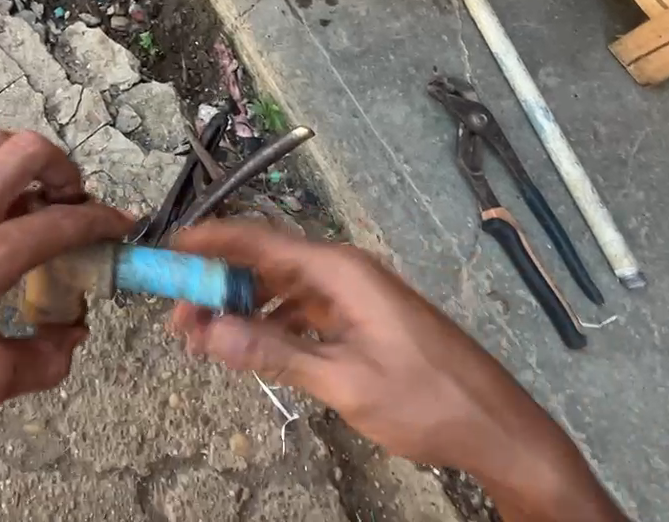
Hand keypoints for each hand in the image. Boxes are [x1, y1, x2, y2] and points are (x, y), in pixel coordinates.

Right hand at [169, 222, 624, 520]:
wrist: (499, 429)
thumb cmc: (425, 400)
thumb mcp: (342, 381)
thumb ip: (272, 351)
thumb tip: (208, 330)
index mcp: (338, 270)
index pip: (259, 240)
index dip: (210, 239)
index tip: (169, 248)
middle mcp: (341, 270)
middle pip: (264, 263)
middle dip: (217, 284)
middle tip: (178, 317)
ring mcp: (351, 293)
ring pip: (279, 287)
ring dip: (241, 307)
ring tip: (203, 337)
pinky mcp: (358, 317)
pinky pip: (301, 308)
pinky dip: (270, 323)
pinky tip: (250, 345)